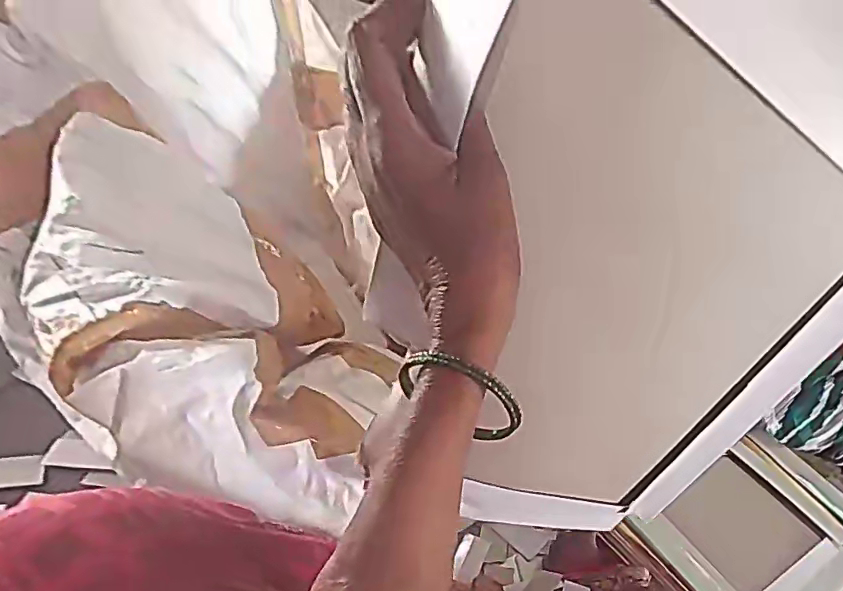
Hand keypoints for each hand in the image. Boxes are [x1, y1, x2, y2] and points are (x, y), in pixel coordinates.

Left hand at [347, 0, 520, 362]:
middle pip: (356, 69)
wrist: (461, 309)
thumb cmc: (477, 255)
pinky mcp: (383, 197)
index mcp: (392, 141)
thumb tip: (457, 97)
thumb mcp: (486, 177)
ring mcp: (370, 178)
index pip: (370, 48)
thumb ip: (467, 123)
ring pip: (361, 100)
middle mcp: (368, 154)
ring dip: (387, 73)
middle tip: (422, 28)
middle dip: (385, 36)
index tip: (419, 8)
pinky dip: (393, 110)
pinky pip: (374, 134)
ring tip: (427, 67)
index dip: (392, 14)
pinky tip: (424, 118)